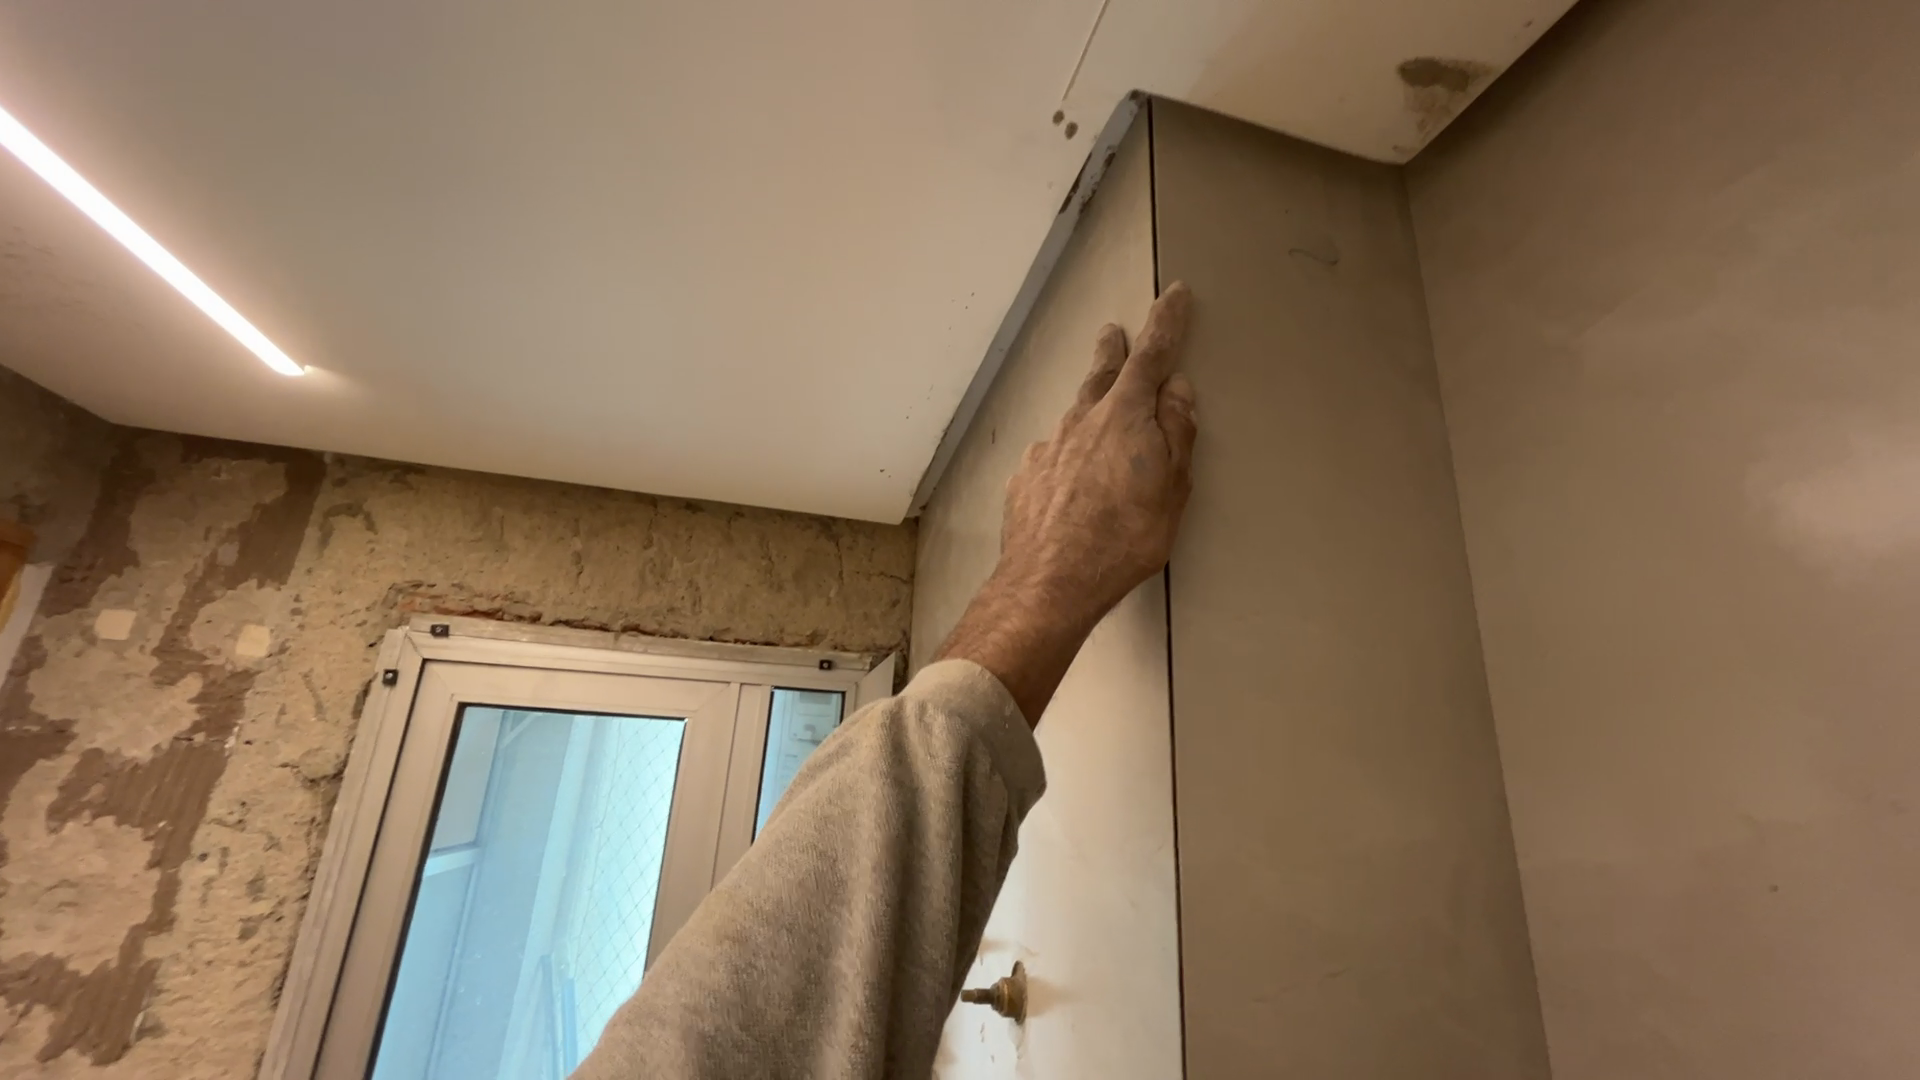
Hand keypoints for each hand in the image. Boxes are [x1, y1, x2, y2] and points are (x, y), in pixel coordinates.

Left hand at [936, 283, 1196, 723]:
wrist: (1049, 581)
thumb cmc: (1124, 539)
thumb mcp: (1171, 489)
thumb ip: (1176, 434)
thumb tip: (1177, 389)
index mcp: (1123, 416)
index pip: (1151, 356)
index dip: (1165, 323)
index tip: (1172, 294)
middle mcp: (1080, 421)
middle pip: (1101, 376)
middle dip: (1113, 352)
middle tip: (1113, 334)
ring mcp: (1046, 448)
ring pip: (1073, 416)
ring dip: (1088, 405)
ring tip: (1096, 409)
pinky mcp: (1024, 478)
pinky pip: (1051, 454)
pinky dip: (1065, 453)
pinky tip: (1067, 474)